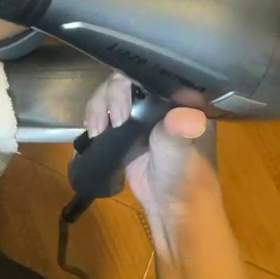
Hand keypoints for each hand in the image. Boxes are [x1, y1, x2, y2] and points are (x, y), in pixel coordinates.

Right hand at [84, 72, 216, 223]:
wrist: (172, 207)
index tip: (124, 107)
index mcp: (179, 97)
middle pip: (125, 80)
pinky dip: (94, 116)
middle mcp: (159, 100)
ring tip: (98, 131)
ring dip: (98, 107)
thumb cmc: (185, 176)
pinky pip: (104, 111)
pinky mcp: (125, 128)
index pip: (151, 71)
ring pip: (110, 94)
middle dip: (110, 97)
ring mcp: (141, 114)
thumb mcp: (181, 150)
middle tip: (112, 123)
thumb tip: (186, 117)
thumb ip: (179, 130)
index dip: (132, 79)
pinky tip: (92, 129)